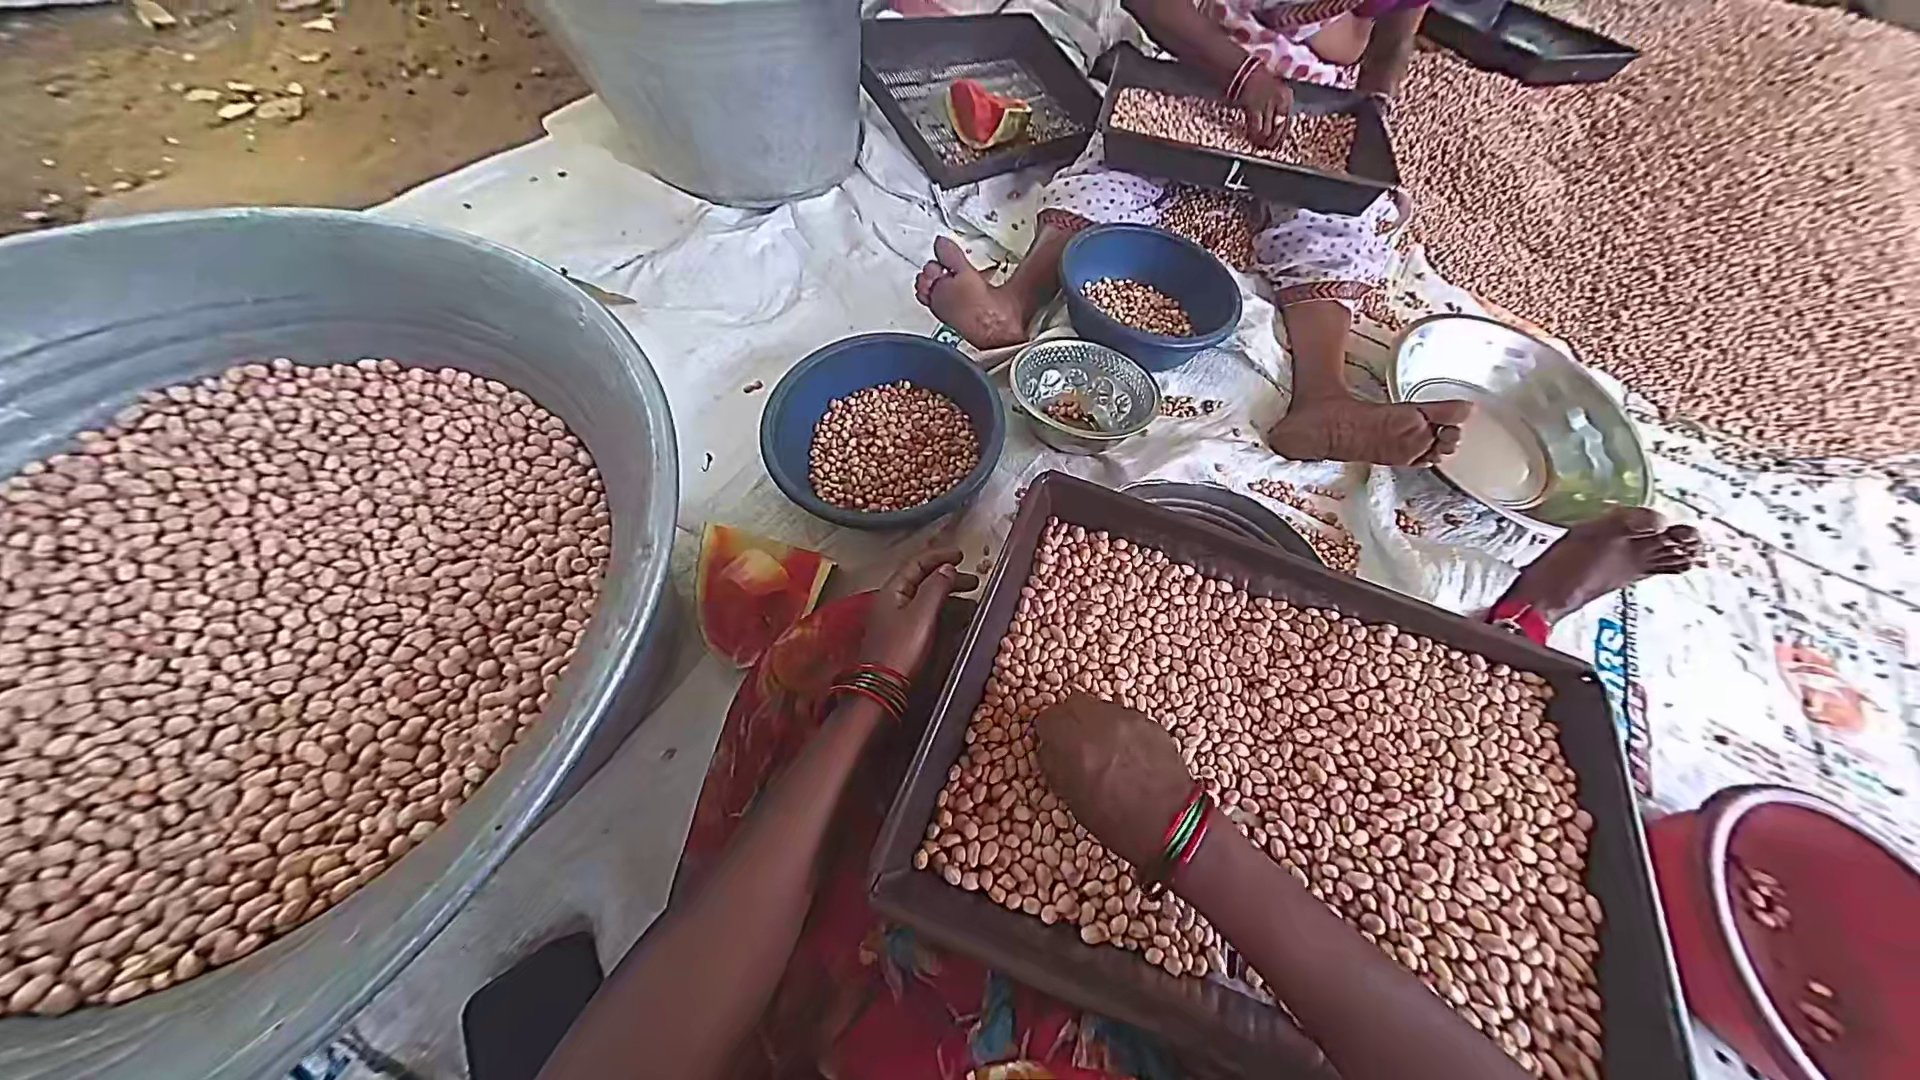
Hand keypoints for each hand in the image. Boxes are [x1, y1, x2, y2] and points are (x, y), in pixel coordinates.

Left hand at [856, 548, 976, 681]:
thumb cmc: (901, 649)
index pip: (916, 563)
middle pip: (921, 579)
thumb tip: (947, 567)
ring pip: (923, 597)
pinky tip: (955, 617)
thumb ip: (936, 587)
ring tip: (970, 598)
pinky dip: (942, 609)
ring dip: (947, 593)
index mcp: (892, 591)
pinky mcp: (900, 635)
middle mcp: (891, 601)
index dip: (939, 556)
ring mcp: (894, 619)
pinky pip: (924, 613)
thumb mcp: (922, 614)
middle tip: (972, 580)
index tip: (961, 555)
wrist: (883, 687)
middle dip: (947, 577)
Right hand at [1032, 694, 1193, 870]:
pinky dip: (1118, 728)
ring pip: (1100, 706)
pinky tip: (1124, 751)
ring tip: (1101, 747)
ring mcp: (1126, 719)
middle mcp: (1099, 722)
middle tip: (1073, 739)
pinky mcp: (1148, 721)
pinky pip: (1124, 716)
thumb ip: (1055, 763)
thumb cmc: (1116, 821)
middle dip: (1069, 718)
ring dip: (1094, 721)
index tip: (1050, 741)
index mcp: (1073, 742)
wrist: (1171, 824)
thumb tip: (1048, 747)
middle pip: (1073, 702)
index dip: (1047, 731)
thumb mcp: (1072, 797)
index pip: (1047, 718)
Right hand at [1239, 69, 1291, 150]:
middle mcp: (1280, 101)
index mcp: (1287, 97)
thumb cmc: (1260, 83)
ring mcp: (1268, 104)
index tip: (1276, 144)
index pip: (1288, 122)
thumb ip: (1279, 107)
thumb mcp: (1276, 92)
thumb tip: (1277, 125)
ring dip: (1262, 141)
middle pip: (1279, 129)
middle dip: (1272, 141)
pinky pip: (1257, 128)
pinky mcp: (1256, 108)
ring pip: (1268, 131)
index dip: (1281, 136)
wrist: (1247, 73)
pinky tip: (1251, 138)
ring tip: (1257, 144)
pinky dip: (1254, 135)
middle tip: (1265, 147)